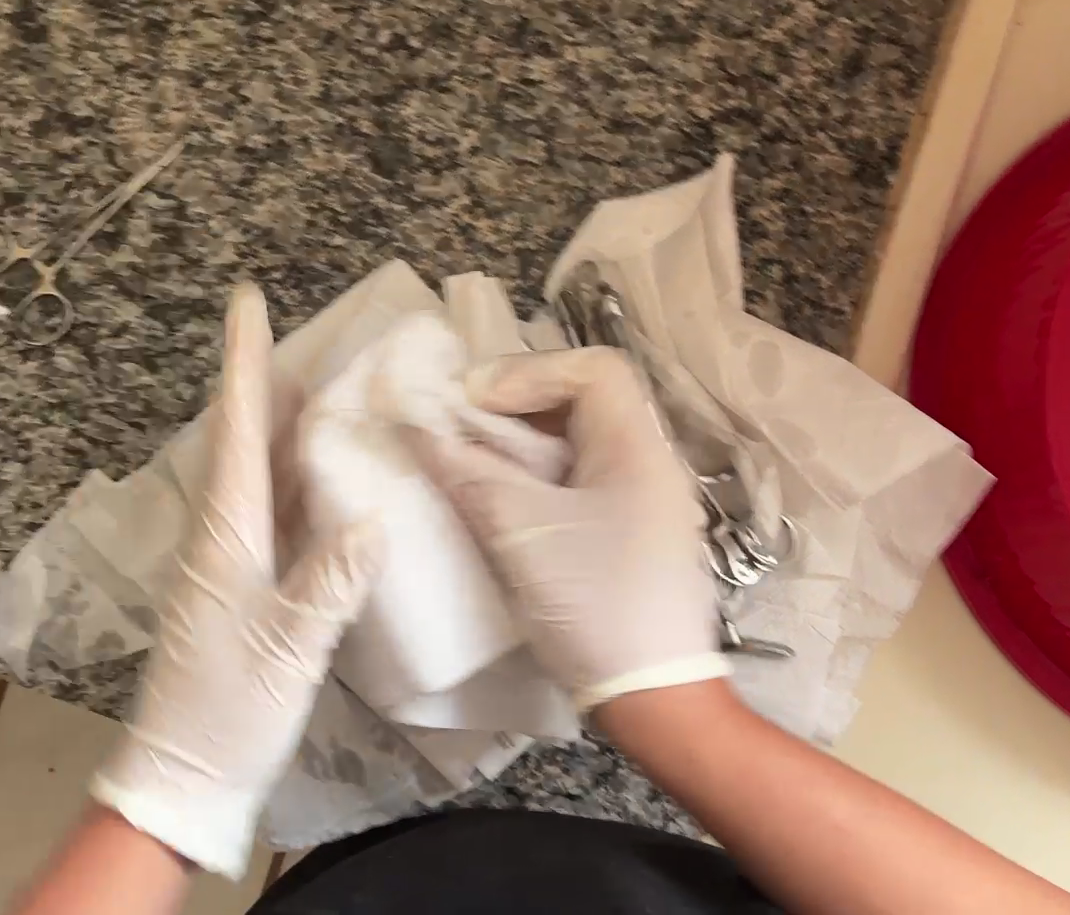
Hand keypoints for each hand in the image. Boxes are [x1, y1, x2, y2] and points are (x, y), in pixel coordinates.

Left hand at [90, 284, 379, 878]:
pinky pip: (268, 509)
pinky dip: (291, 478)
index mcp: (224, 531)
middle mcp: (219, 529)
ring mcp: (227, 555)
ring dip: (280, 425)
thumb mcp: (286, 649)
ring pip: (255, 470)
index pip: (237, 427)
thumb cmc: (229, 708)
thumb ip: (328, 583)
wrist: (186, 770)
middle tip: (300, 338)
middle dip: (264, 382)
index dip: (244, 362)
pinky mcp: (239, 581)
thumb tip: (371, 519)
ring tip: (315, 386)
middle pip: (242, 437)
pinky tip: (317, 471)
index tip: (246, 303)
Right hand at [410, 346, 729, 710]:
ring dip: (519, 438)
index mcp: (637, 449)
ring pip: (575, 436)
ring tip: (473, 457)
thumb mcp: (518, 530)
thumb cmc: (593, 604)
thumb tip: (416, 427)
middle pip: (581, 397)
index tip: (475, 407)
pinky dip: (532, 470)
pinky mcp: (627, 526)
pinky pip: (576, 473)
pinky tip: (501, 494)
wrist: (654, 700)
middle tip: (463, 426)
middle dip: (515, 403)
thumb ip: (465, 470)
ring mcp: (640, 496)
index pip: (592, 369)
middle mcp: (647, 461)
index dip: (528, 373)